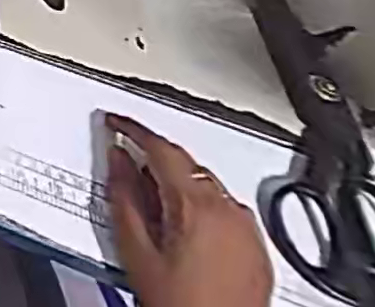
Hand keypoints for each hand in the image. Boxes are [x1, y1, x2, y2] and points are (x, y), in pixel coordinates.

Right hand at [106, 114, 272, 306]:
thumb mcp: (135, 249)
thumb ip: (123, 194)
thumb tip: (118, 157)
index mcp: (196, 206)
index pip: (160, 147)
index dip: (133, 129)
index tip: (116, 122)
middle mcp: (228, 212)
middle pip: (185, 163)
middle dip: (154, 156)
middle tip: (128, 164)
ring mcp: (248, 232)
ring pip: (206, 183)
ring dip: (178, 180)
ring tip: (154, 203)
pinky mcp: (258, 252)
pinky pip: (227, 208)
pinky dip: (203, 202)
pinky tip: (185, 224)